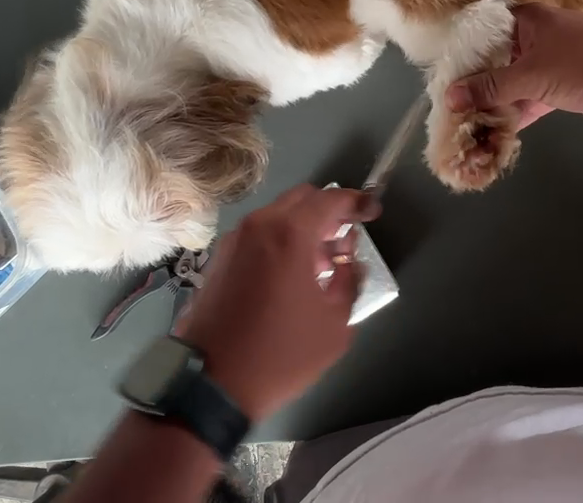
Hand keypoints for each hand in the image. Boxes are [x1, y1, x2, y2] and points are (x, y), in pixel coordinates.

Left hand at [176, 186, 371, 420]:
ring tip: (319, 267)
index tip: (372, 211)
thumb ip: (349, 283)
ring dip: (303, 228)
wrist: (211, 384)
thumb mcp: (334, 326)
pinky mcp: (219, 258)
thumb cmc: (280, 354)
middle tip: (344, 243)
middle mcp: (259, 224)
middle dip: (328, 212)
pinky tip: (288, 277)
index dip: (357, 201)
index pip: (331, 198)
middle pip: (302, 198)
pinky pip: (258, 234)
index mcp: (290, 233)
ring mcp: (234, 239)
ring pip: (277, 215)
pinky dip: (279, 240)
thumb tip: (349, 264)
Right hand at [445, 3, 582, 129]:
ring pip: (514, 83)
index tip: (441, 80)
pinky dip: (517, 115)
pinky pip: (532, 99)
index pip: (483, 33)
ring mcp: (553, 63)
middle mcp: (538, 37)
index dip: (462, 55)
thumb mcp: (533, 76)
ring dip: (496, 105)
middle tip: (451, 112)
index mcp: (528, 20)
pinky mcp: (566, 88)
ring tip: (468, 128)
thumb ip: (490, 88)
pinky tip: (496, 135)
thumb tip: (449, 98)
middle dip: (476, 86)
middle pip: (497, 61)